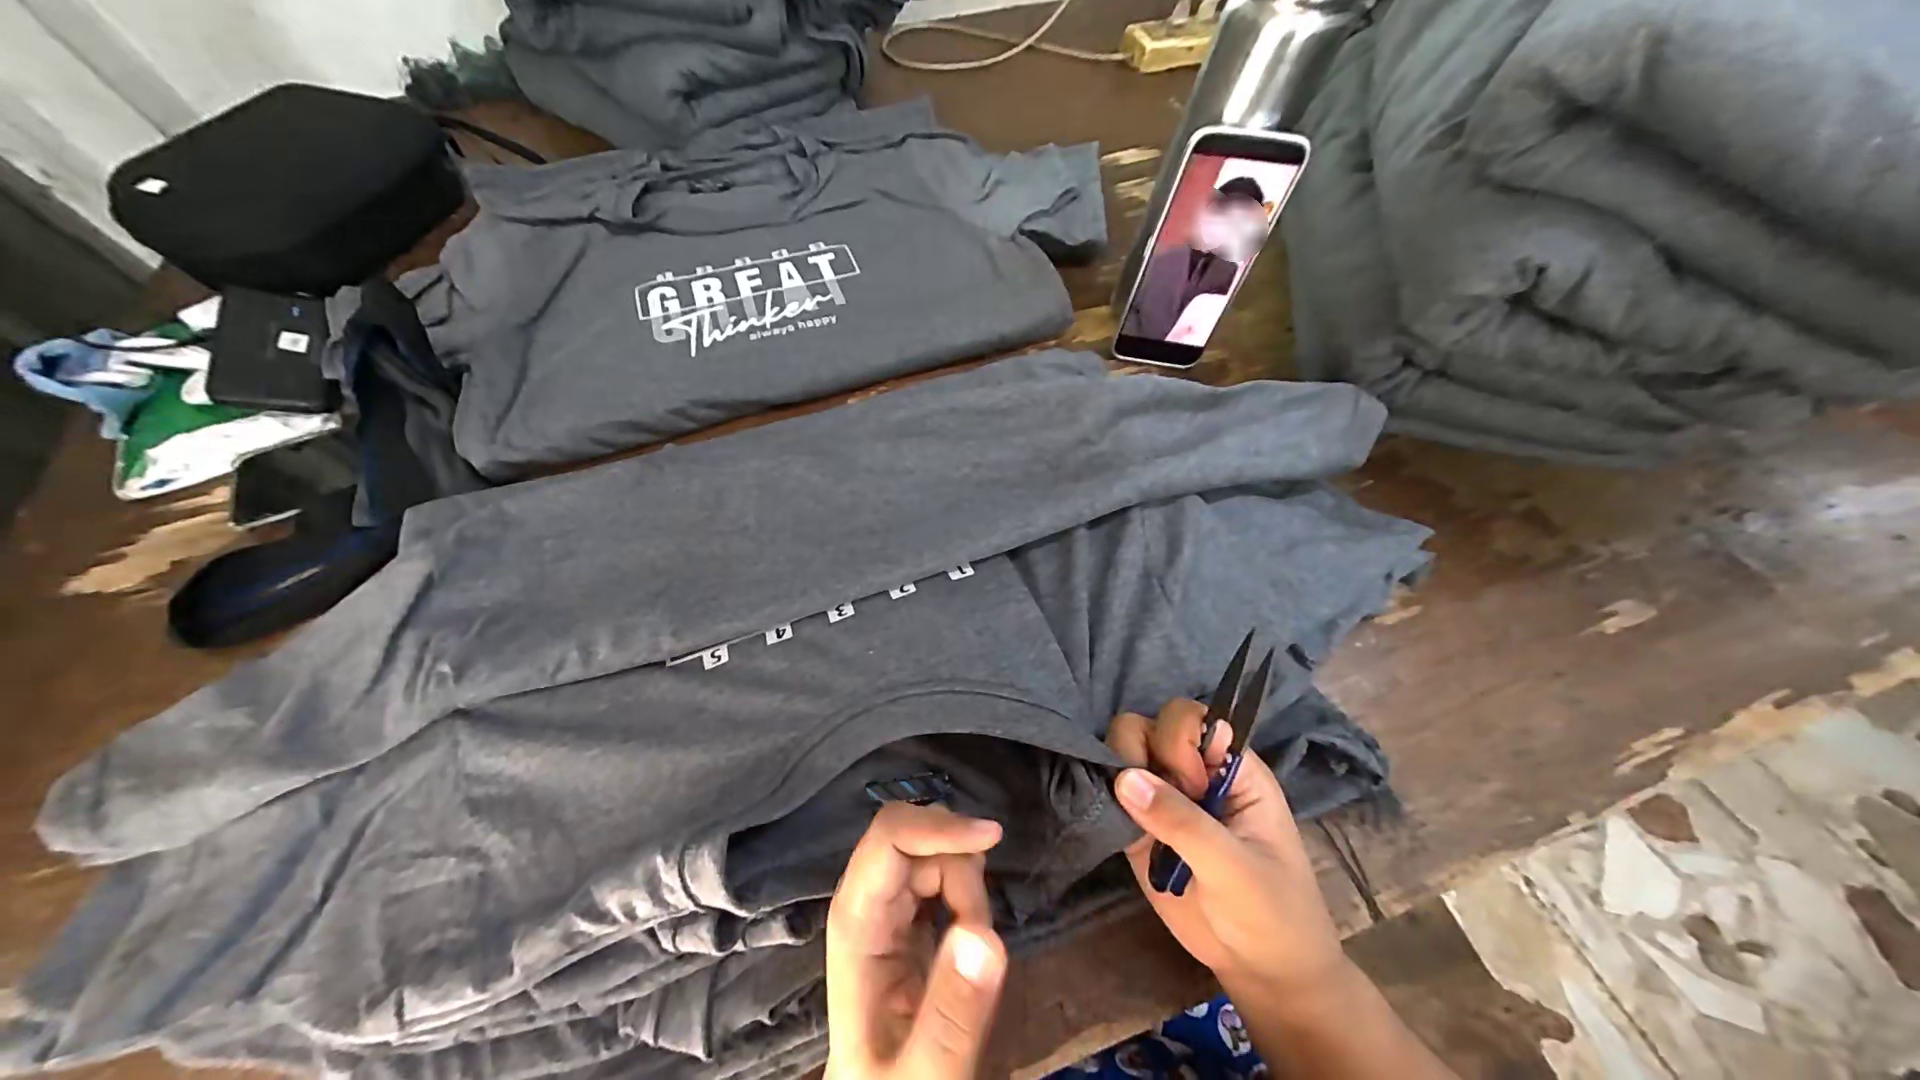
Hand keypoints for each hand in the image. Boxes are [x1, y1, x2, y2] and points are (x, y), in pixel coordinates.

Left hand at [824, 803, 1007, 1079]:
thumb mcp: (924, 1072)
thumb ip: (952, 1013)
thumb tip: (983, 936)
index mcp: (856, 922)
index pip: (889, 836)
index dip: (938, 825)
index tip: (992, 838)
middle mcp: (866, 900)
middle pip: (918, 838)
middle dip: (961, 870)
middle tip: (978, 934)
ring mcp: (886, 905)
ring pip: (936, 853)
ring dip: (968, 889)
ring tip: (970, 954)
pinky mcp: (906, 914)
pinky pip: (944, 874)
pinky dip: (967, 896)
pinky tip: (965, 939)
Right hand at [1106, 700, 1348, 1000]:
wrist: (1261, 972)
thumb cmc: (1272, 913)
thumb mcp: (1237, 869)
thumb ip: (1183, 822)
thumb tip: (1123, 777)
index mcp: (1232, 767)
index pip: (1194, 719)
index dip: (1180, 738)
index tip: (1189, 782)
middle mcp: (1195, 771)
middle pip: (1149, 725)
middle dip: (1145, 754)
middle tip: (1165, 808)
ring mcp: (1164, 797)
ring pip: (1123, 751)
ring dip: (1118, 771)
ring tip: (1137, 819)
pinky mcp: (1137, 825)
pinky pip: (1109, 791)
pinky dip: (1102, 795)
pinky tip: (1110, 819)